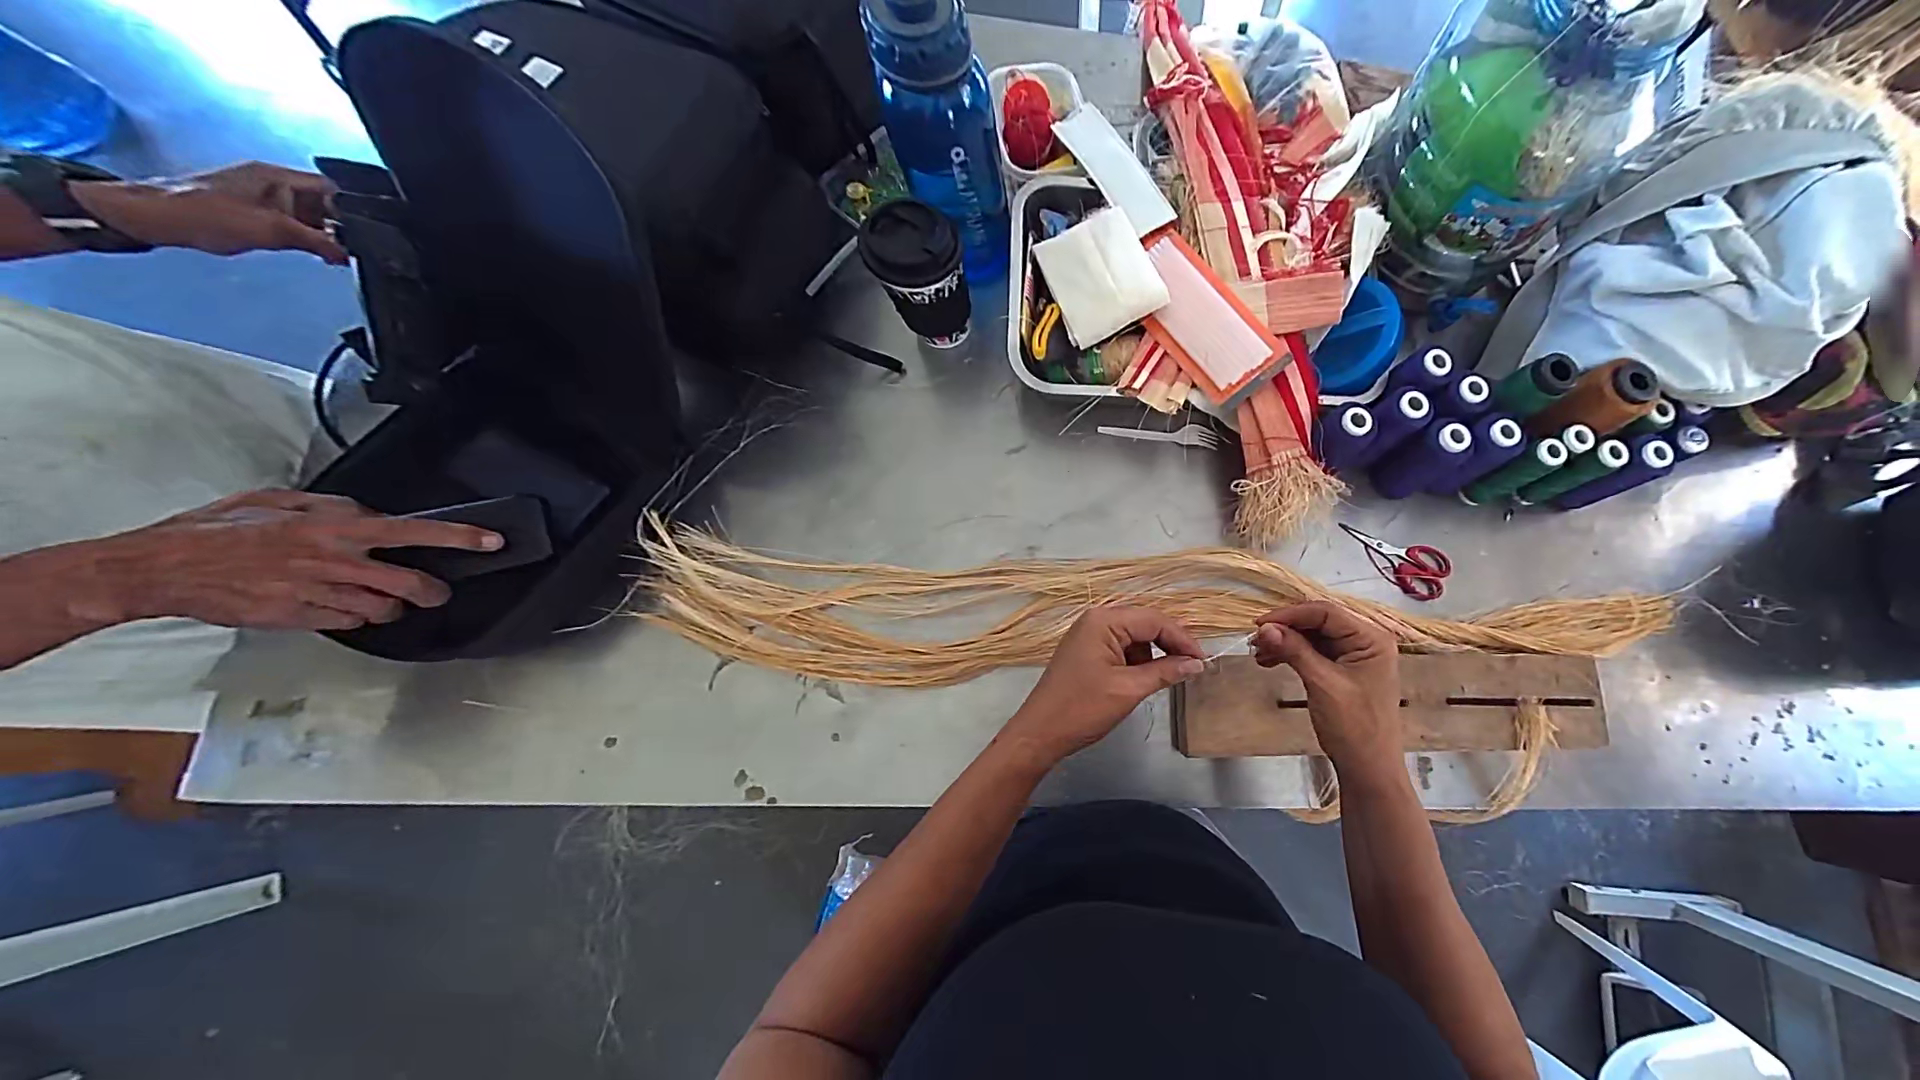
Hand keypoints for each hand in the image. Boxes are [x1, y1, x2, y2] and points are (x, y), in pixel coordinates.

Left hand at [72, 162, 345, 262]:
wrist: (152, 218)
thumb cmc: (202, 214)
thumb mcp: (271, 230)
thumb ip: (316, 242)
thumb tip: (348, 255)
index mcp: (277, 177)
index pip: (332, 189)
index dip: (353, 210)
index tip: (368, 233)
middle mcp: (273, 184)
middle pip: (324, 204)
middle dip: (341, 226)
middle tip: (352, 249)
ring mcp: (265, 199)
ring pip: (311, 217)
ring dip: (324, 236)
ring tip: (334, 255)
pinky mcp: (257, 214)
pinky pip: (295, 226)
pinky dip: (308, 240)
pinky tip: (314, 253)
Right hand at [81, 490, 500, 631]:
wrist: (157, 569)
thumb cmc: (215, 530)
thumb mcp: (279, 500)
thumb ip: (335, 507)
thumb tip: (373, 516)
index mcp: (334, 528)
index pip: (416, 531)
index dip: (460, 537)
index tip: (492, 541)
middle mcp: (337, 562)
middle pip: (414, 584)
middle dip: (434, 590)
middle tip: (436, 589)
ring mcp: (321, 594)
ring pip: (386, 609)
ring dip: (390, 604)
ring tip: (372, 593)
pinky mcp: (303, 619)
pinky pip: (351, 623)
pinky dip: (354, 616)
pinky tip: (335, 602)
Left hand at [1002, 606, 1205, 766]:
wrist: (1040, 732)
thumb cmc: (1082, 708)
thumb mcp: (1129, 689)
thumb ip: (1165, 671)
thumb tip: (1195, 663)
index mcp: (1103, 621)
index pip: (1154, 620)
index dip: (1182, 639)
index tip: (1204, 661)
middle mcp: (1095, 620)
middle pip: (1144, 623)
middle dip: (1170, 644)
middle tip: (1193, 667)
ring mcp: (1088, 635)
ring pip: (1134, 636)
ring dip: (1154, 653)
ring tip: (1170, 676)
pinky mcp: (1086, 651)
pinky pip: (1120, 647)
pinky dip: (1137, 660)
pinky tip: (1145, 678)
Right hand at [1252, 601, 1404, 781]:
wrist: (1368, 766)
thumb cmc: (1354, 726)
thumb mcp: (1322, 684)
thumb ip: (1294, 650)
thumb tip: (1264, 628)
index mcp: (1371, 639)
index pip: (1325, 612)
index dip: (1290, 614)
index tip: (1259, 625)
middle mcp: (1365, 641)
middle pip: (1318, 621)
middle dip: (1285, 628)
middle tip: (1255, 639)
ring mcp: (1353, 654)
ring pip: (1311, 635)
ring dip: (1284, 641)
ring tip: (1259, 653)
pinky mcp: (1341, 668)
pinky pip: (1311, 650)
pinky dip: (1290, 653)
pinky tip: (1269, 661)